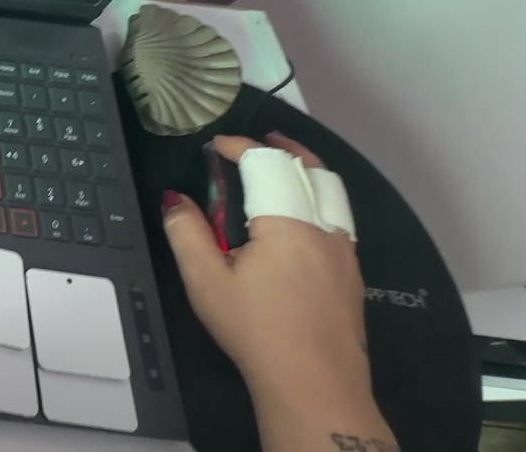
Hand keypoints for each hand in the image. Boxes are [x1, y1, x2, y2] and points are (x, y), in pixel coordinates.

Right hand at [163, 133, 396, 450]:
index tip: (212, 145)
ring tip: (282, 162)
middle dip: (286, 149)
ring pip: (335, 196)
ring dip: (307, 171)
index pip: (266, 166)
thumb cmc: (255, 329)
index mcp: (289, 227)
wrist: (315, 387)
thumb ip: (186, 230)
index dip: (238, 147)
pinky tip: (297, 210)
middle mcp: (325, 233)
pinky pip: (339, 219)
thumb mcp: (204, 279)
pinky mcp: (350, 277)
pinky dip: (318, 197)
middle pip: (315, 173)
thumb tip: (175, 198)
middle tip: (260, 137)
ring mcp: (345, 256)